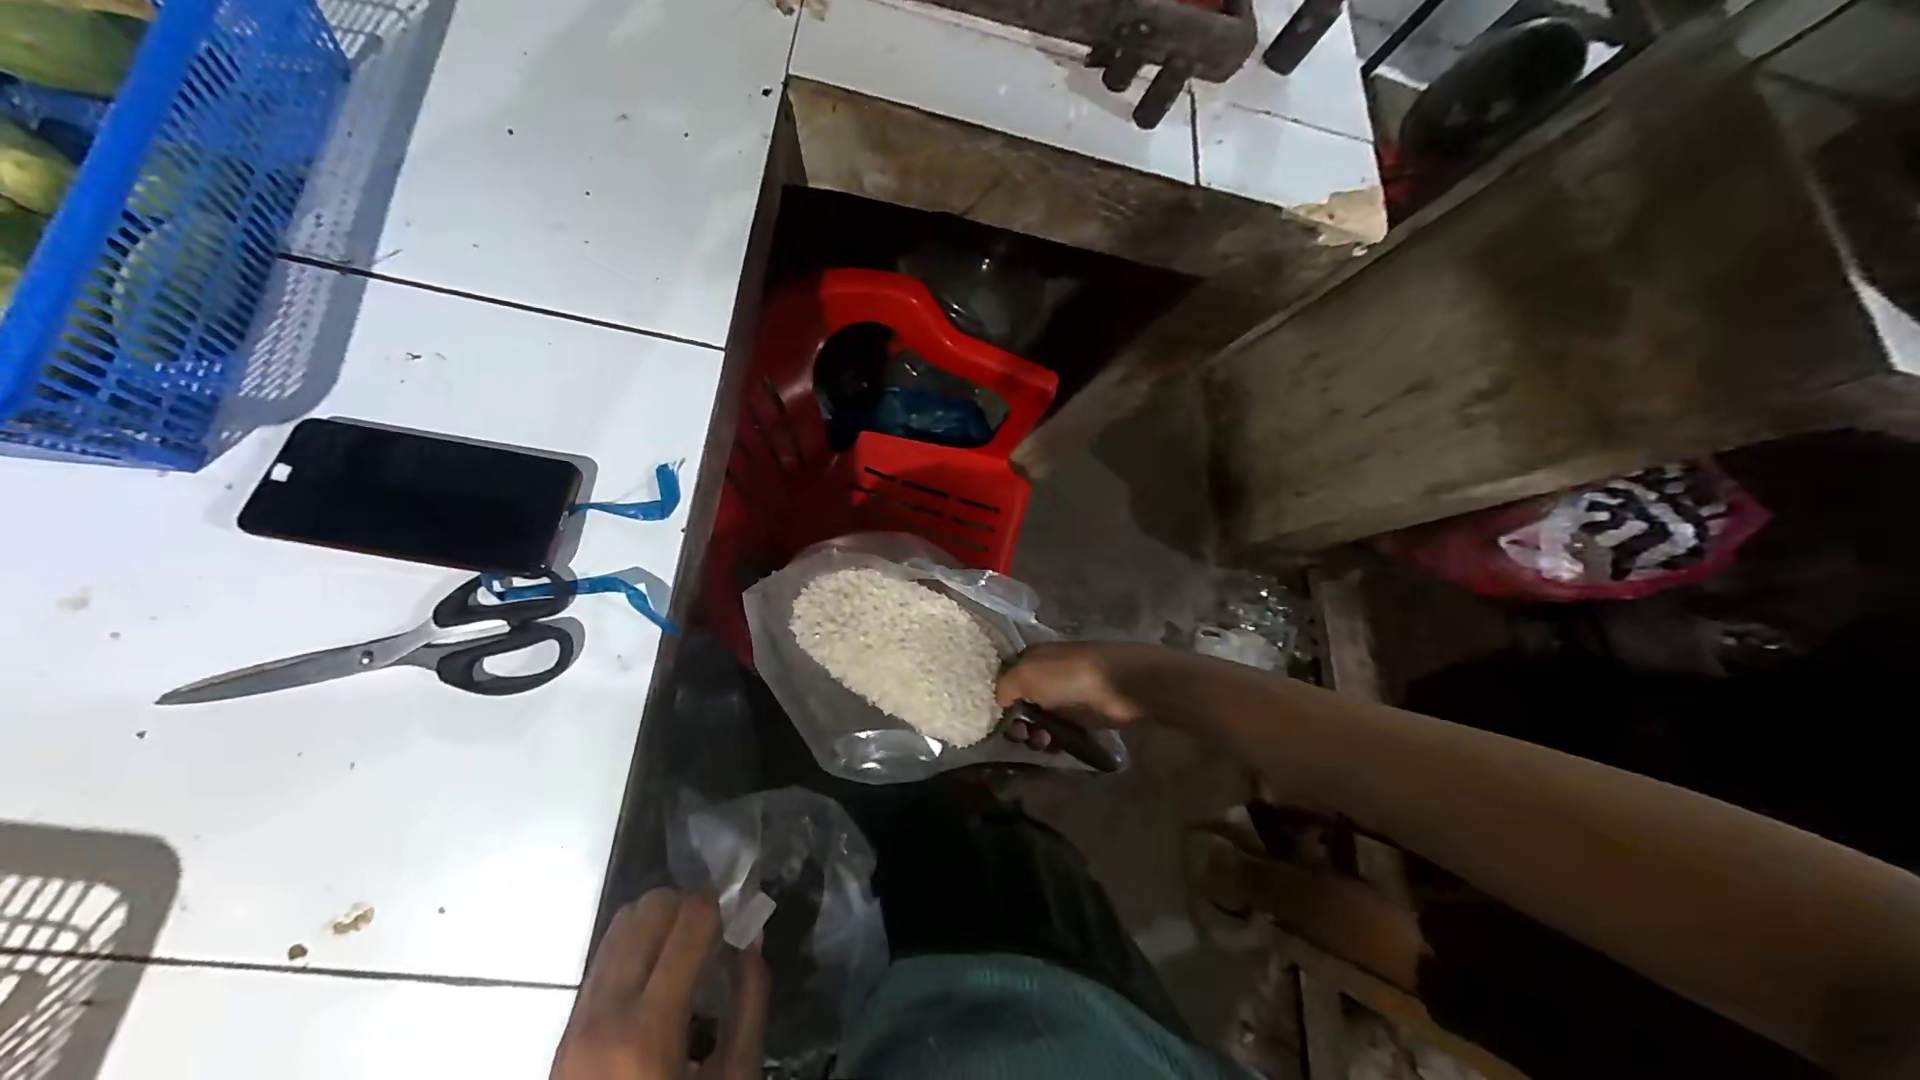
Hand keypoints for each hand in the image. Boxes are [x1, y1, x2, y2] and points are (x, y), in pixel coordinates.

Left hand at [550, 889, 767, 1079]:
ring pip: (620, 925)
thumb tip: (752, 941)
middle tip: (718, 928)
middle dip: (690, 904)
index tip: (741, 903)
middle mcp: (604, 1013)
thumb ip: (749, 1005)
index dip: (720, 900)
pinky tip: (663, 973)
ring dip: (661, 919)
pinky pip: (604, 955)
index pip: (688, 923)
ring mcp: (577, 1020)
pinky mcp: (566, 1029)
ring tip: (690, 947)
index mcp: (648, 1031)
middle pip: (647, 910)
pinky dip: (638, 943)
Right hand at [995, 641, 1158, 749]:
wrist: (1122, 684)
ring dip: (1034, 735)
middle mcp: (1045, 676)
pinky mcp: (1081, 717)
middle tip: (1022, 735)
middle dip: (1016, 723)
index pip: (1005, 680)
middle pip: (1020, 704)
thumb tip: (1000, 701)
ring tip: (1042, 742)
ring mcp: (1064, 696)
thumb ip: (1004, 686)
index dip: (998, 701)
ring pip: (1038, 721)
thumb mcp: (1026, 674)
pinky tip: (1054, 747)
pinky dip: (1053, 741)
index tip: (999, 720)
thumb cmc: (1069, 675)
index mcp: (1030, 659)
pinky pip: (1059, 732)